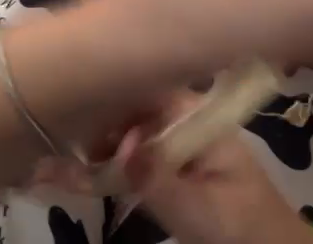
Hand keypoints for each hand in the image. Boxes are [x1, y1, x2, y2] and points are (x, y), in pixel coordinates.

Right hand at [20, 96, 306, 243]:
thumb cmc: (244, 228)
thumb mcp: (202, 210)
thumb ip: (158, 180)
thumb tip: (117, 148)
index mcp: (196, 114)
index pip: (145, 85)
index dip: (110, 94)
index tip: (77, 113)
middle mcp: (184, 116)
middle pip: (131, 102)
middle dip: (98, 118)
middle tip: (69, 146)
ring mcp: (177, 137)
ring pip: (127, 125)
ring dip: (100, 139)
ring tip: (71, 162)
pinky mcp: (172, 161)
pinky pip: (134, 150)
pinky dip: (110, 158)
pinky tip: (85, 169)